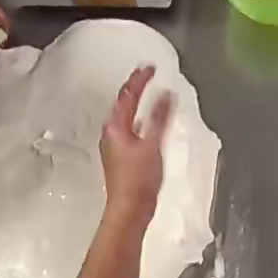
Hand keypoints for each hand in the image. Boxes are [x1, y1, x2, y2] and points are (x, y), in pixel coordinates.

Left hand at [99, 65, 173, 224]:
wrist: (130, 209)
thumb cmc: (138, 180)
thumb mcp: (152, 145)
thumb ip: (160, 118)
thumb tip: (166, 94)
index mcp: (116, 127)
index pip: (127, 95)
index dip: (139, 79)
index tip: (150, 68)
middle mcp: (112, 134)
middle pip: (123, 103)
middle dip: (135, 88)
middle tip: (147, 76)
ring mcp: (116, 147)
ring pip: (126, 117)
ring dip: (136, 103)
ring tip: (147, 92)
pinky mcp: (123, 158)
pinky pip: (130, 129)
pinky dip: (140, 120)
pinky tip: (147, 125)